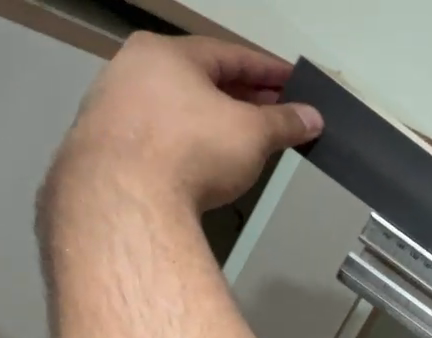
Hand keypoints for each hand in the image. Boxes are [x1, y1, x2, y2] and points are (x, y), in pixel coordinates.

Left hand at [51, 33, 321, 211]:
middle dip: (250, 95)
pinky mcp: (117, 134)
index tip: (299, 82)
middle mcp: (138, 66)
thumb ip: (285, 122)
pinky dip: (202, 133)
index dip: (271, 70)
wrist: (128, 188)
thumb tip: (314, 117)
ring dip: (226, 116)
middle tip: (285, 110)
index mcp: (169, 54)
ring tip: (259, 133)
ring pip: (188, 102)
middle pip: (207, 77)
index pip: (232, 55)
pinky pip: (173, 125)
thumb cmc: (195, 146)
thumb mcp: (254, 132)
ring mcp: (121, 99)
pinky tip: (222, 151)